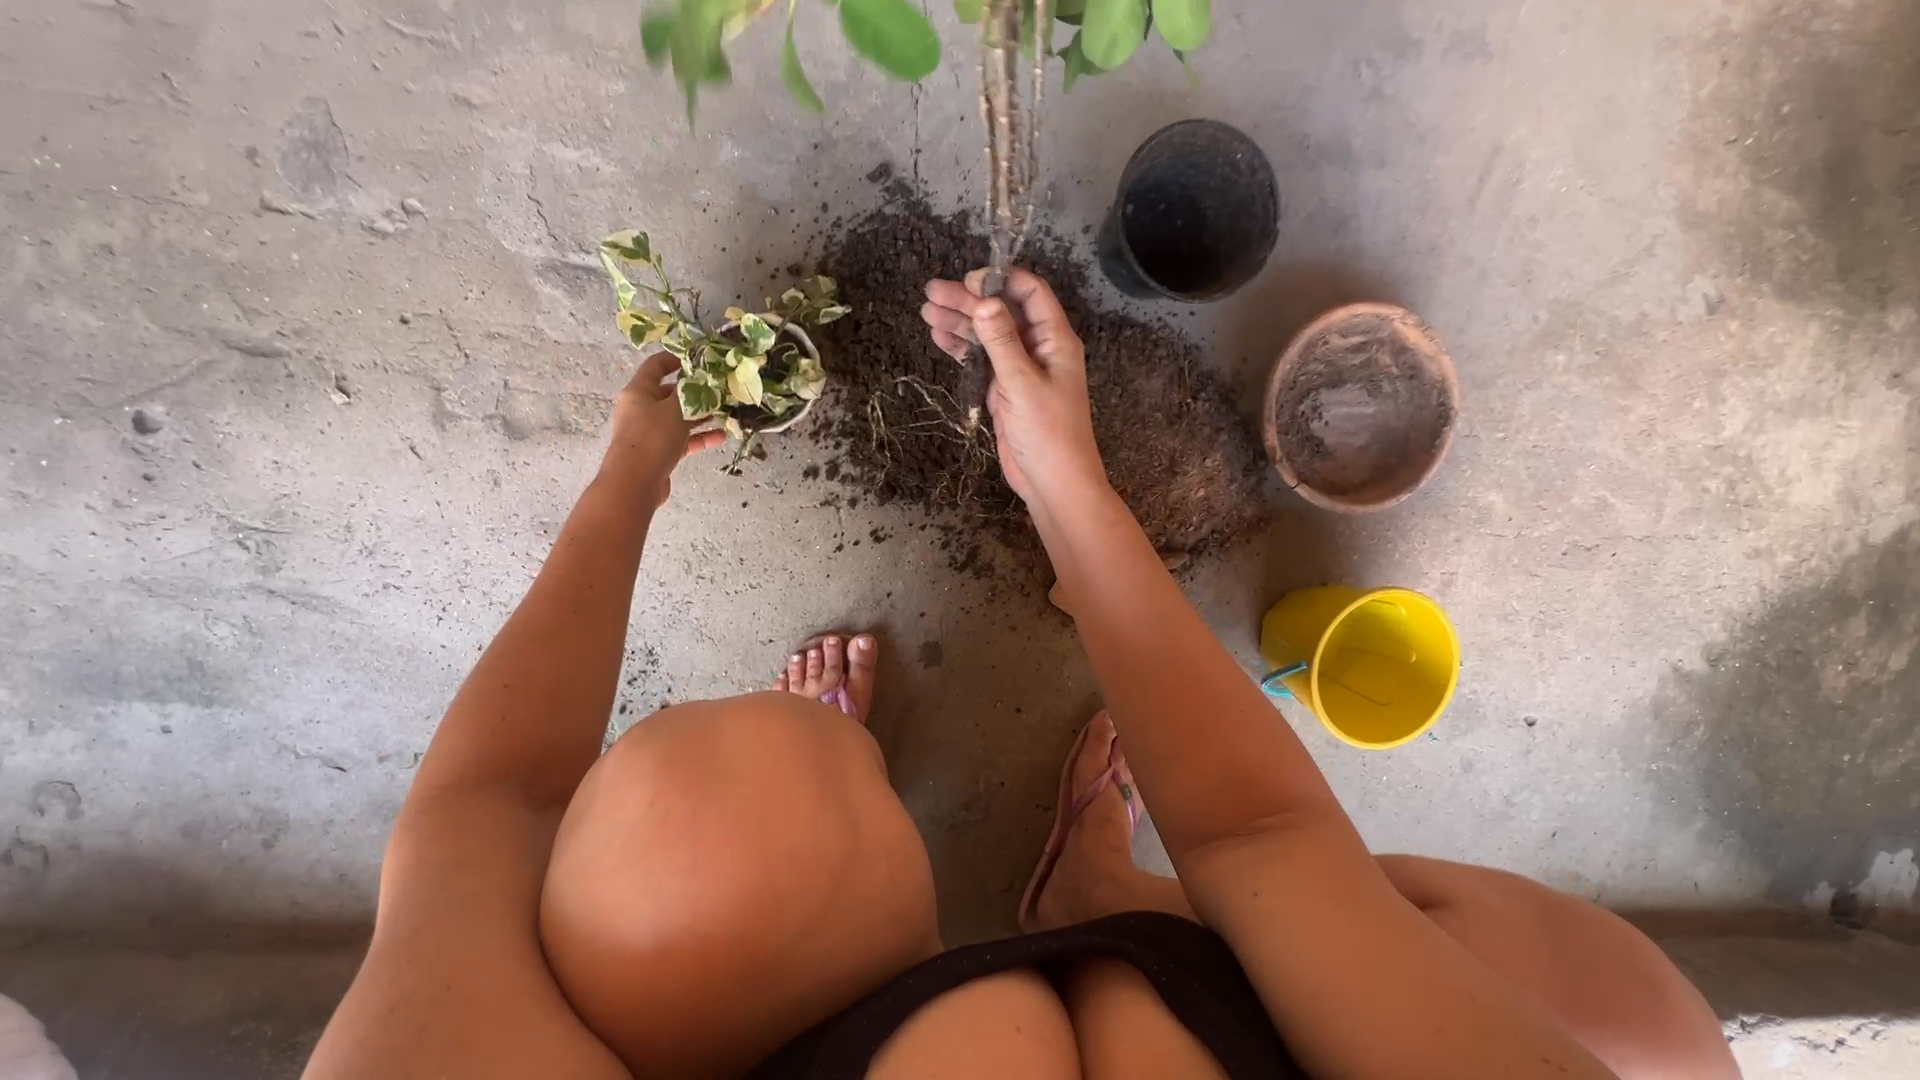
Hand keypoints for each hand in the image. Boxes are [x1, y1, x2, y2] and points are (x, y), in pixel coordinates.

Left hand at [602, 350, 726, 507]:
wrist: (635, 482)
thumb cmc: (652, 438)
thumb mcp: (674, 409)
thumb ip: (689, 393)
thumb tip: (698, 381)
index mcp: (639, 392)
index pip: (655, 367)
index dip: (674, 359)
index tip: (695, 358)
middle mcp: (641, 409)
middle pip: (670, 394)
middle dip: (695, 392)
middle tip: (719, 389)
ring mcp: (650, 432)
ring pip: (679, 418)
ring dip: (701, 416)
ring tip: (725, 412)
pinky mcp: (660, 452)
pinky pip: (683, 440)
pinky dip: (700, 437)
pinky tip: (721, 436)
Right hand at [921, 269, 1106, 503]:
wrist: (1053, 482)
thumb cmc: (1048, 432)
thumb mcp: (1023, 383)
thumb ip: (1002, 341)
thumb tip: (985, 301)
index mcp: (1055, 340)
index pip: (1031, 293)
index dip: (1001, 281)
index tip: (968, 280)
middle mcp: (1039, 348)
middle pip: (1003, 312)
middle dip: (970, 301)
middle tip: (932, 293)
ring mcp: (1021, 369)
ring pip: (989, 335)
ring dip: (961, 323)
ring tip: (927, 312)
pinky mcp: (1005, 390)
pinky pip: (982, 360)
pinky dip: (962, 348)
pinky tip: (939, 337)